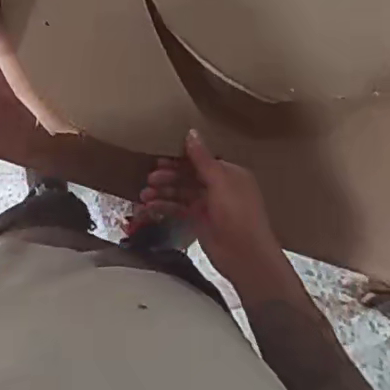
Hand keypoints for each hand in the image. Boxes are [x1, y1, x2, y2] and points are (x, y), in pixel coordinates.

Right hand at [141, 130, 299, 293]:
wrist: (245, 256)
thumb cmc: (237, 215)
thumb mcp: (220, 182)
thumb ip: (202, 159)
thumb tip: (190, 132)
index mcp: (229, 173)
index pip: (200, 160)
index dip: (179, 158)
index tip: (158, 158)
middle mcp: (218, 186)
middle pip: (187, 176)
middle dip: (167, 176)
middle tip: (149, 178)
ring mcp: (208, 204)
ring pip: (180, 192)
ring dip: (162, 192)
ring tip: (144, 195)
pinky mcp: (198, 220)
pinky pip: (177, 208)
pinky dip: (163, 206)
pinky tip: (148, 207)